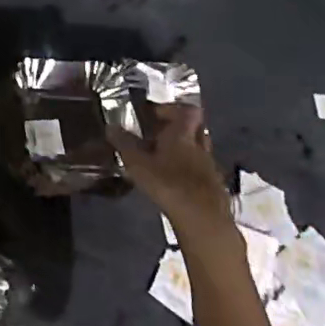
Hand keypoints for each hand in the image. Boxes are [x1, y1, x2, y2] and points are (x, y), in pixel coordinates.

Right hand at [109, 105, 232, 246]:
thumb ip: (124, 144)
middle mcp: (199, 144)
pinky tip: (177, 179)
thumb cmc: (167, 183)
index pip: (185, 109)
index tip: (154, 115)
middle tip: (159, 134)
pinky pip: (201, 166)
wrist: (202, 216)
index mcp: (182, 133)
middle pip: (194, 126)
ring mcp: (209, 164)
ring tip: (165, 157)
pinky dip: (190, 167)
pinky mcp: (213, 183)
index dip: (171, 109)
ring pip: (198, 147)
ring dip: (185, 147)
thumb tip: (110, 126)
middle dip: (178, 127)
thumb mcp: (138, 163)